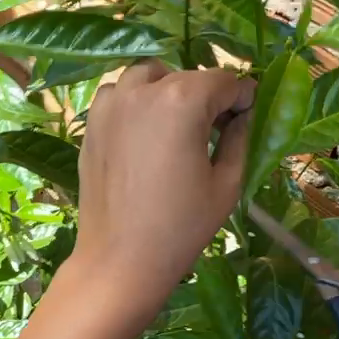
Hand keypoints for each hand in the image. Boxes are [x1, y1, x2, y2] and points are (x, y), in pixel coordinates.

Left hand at [63, 61, 254, 325]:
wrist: (119, 262)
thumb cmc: (179, 229)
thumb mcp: (226, 185)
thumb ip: (240, 138)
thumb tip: (243, 115)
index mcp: (182, 100)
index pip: (224, 81)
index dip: (241, 99)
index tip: (246, 118)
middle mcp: (142, 90)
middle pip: (186, 76)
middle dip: (205, 98)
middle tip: (213, 133)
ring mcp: (110, 105)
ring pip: (148, 78)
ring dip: (167, 92)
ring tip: (176, 129)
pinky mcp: (91, 124)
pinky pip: (118, 97)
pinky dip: (135, 105)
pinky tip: (144, 137)